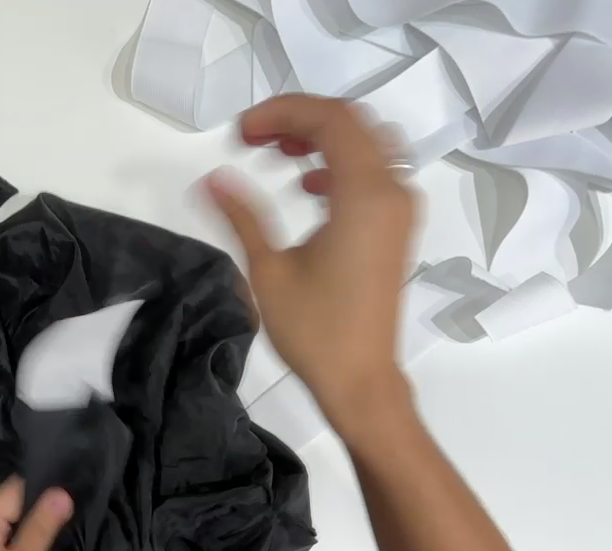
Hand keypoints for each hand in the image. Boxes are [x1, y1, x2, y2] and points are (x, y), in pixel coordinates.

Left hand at [0, 477, 72, 550]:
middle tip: (84, 500)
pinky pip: (13, 542)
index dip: (45, 486)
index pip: (13, 489)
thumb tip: (62, 491)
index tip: (79, 484)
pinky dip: (32, 541)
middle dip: (45, 503)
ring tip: (76, 517)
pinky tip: (55, 541)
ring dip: (40, 523)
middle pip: (13, 504)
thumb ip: (41, 527)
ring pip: (15, 523)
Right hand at [203, 94, 416, 439]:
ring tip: (275, 154)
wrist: (360, 377)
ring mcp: (399, 209)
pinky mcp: (395, 228)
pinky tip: (306, 187)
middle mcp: (392, 191)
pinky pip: (372, 174)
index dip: (282, 112)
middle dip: (298, 120)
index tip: (239, 131)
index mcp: (363, 195)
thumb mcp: (268, 272)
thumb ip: (243, 217)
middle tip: (250, 138)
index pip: (330, 120)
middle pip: (351, 124)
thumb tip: (211, 180)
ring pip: (365, 146)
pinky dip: (338, 166)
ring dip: (320, 140)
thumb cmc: (313, 331)